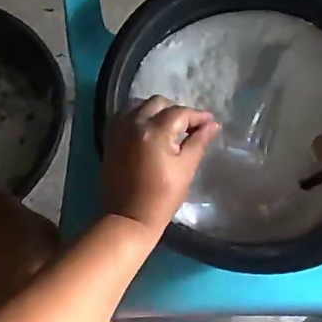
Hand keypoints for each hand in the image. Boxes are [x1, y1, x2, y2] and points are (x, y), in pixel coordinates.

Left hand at [103, 96, 218, 231]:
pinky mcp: (110, 139)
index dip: (197, 116)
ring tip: (167, 126)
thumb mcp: (186, 168)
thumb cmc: (162, 196)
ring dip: (155, 110)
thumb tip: (212, 124)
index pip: (179, 113)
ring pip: (138, 105)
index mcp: (154, 131)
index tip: (210, 122)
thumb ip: (198, 142)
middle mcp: (133, 123)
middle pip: (158, 103)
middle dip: (176, 110)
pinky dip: (138, 117)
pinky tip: (147, 130)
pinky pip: (124, 116)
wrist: (129, 218)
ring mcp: (118, 130)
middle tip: (188, 126)